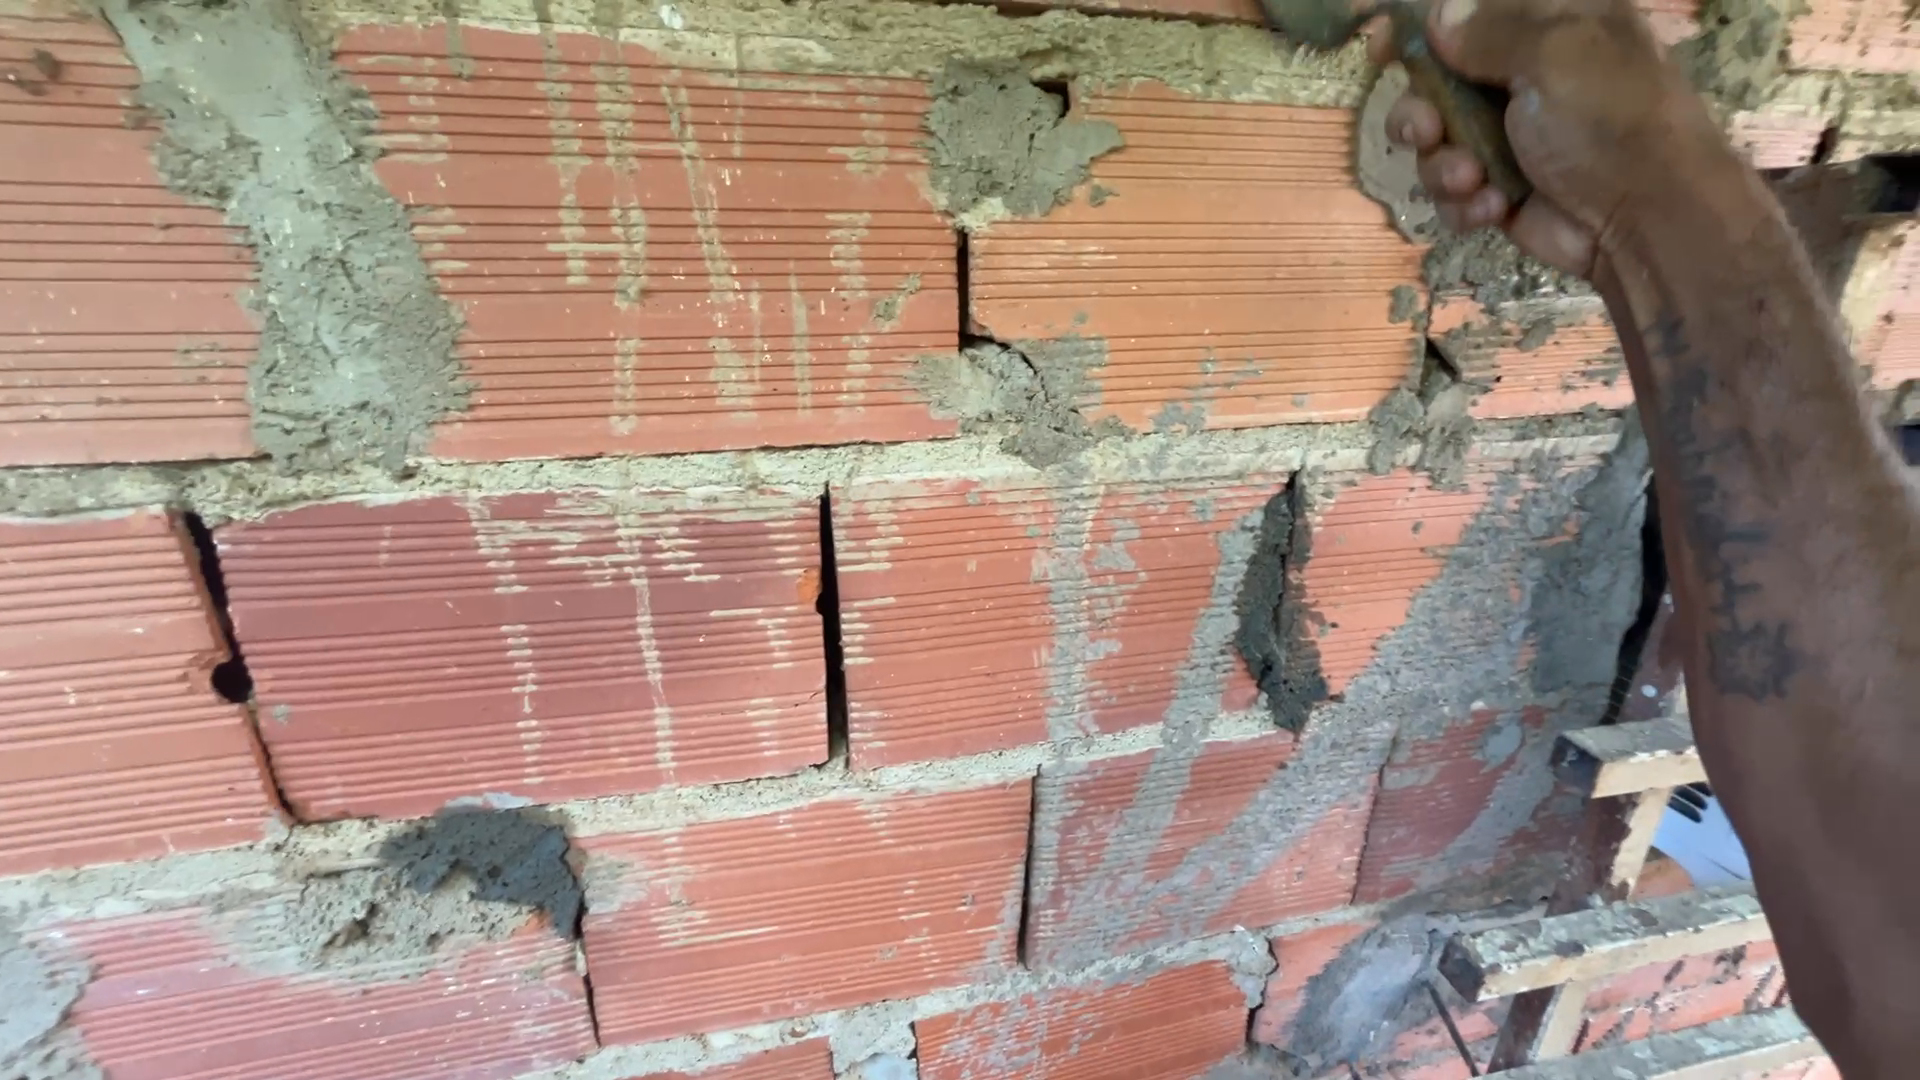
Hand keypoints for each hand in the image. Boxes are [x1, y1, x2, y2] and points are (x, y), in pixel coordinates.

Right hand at [1368, 0, 1731, 275]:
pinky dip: (1462, 203)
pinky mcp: (1491, 187)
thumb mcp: (1556, 56)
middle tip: (1427, 133)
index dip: (1424, 28)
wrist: (1637, 215)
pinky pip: (1446, 192)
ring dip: (1444, 169)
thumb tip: (1438, 13)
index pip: (1473, 13)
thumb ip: (1493, 31)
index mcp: (1547, 27)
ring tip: (1473, 182)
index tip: (1381, 44)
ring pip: (1432, 148)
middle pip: (1432, 88)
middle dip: (1420, 117)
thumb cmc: (1607, 121)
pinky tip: (1492, 208)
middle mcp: (1518, 78)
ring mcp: (1502, 137)